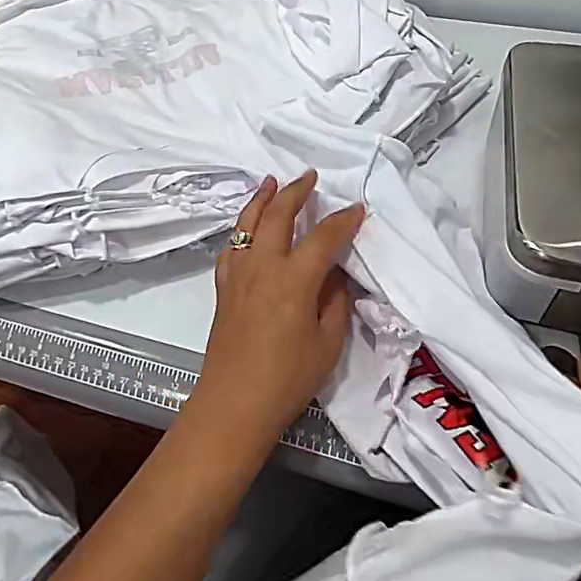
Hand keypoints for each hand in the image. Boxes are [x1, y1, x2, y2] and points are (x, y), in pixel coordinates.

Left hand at [189, 171, 364, 443]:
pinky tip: (247, 229)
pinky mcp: (223, 287)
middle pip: (278, 215)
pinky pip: (232, 247)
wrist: (234, 403)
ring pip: (248, 223)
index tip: (357, 209)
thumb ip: (334, 301)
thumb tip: (334, 274)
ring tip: (271, 181)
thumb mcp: (327, 343)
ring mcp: (238, 274)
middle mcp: (262, 266)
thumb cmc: (287, 378)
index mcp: (294, 279)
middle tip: (310, 176)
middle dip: (296, 191)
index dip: (343, 221)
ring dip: (262, 199)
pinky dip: (242, 229)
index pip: (324, 238)